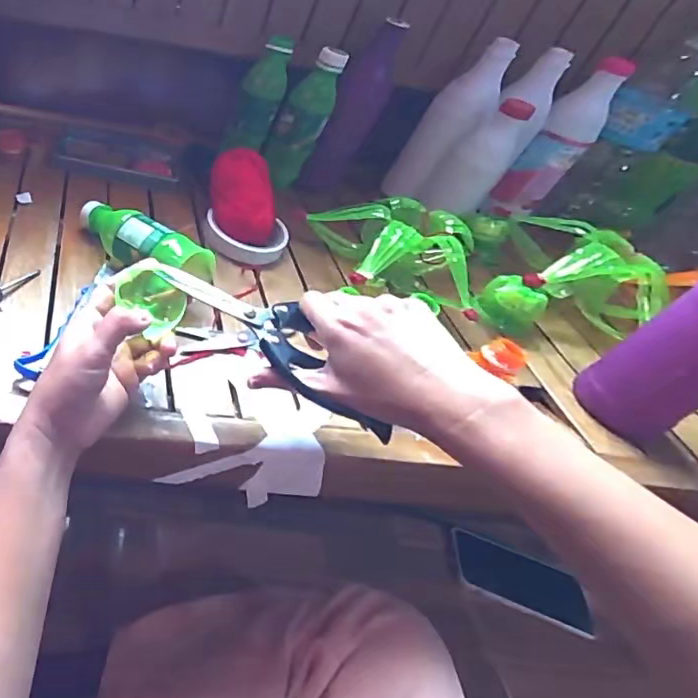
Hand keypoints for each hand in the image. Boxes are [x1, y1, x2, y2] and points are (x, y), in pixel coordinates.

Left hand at [17, 287, 174, 462]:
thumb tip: (146, 314)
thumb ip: (117, 327)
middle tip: (178, 302)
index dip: (131, 279)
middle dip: (155, 308)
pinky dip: (160, 358)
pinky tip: (166, 358)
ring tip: (169, 345)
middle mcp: (105, 336)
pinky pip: (150, 362)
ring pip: (146, 338)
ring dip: (161, 337)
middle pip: (134, 314)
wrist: (62, 426)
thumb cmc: (66, 381)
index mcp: (89, 321)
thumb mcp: (90, 349)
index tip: (155, 267)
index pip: (111, 292)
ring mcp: (117, 357)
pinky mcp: (128, 379)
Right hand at [248, 290, 515, 438]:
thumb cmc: (385, 397)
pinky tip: (399, 345)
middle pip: (335, 300)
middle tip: (341, 348)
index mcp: (335, 326)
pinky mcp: (417, 308)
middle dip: (332, 319)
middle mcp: (361, 308)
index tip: (313, 337)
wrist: (447, 397)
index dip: (307, 317)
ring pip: (362, 303)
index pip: (307, 300)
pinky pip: (392, 306)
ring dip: (360, 319)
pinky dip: (389, 320)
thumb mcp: (329, 390)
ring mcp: (392, 305)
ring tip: (374, 350)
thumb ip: (286, 378)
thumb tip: (250, 378)